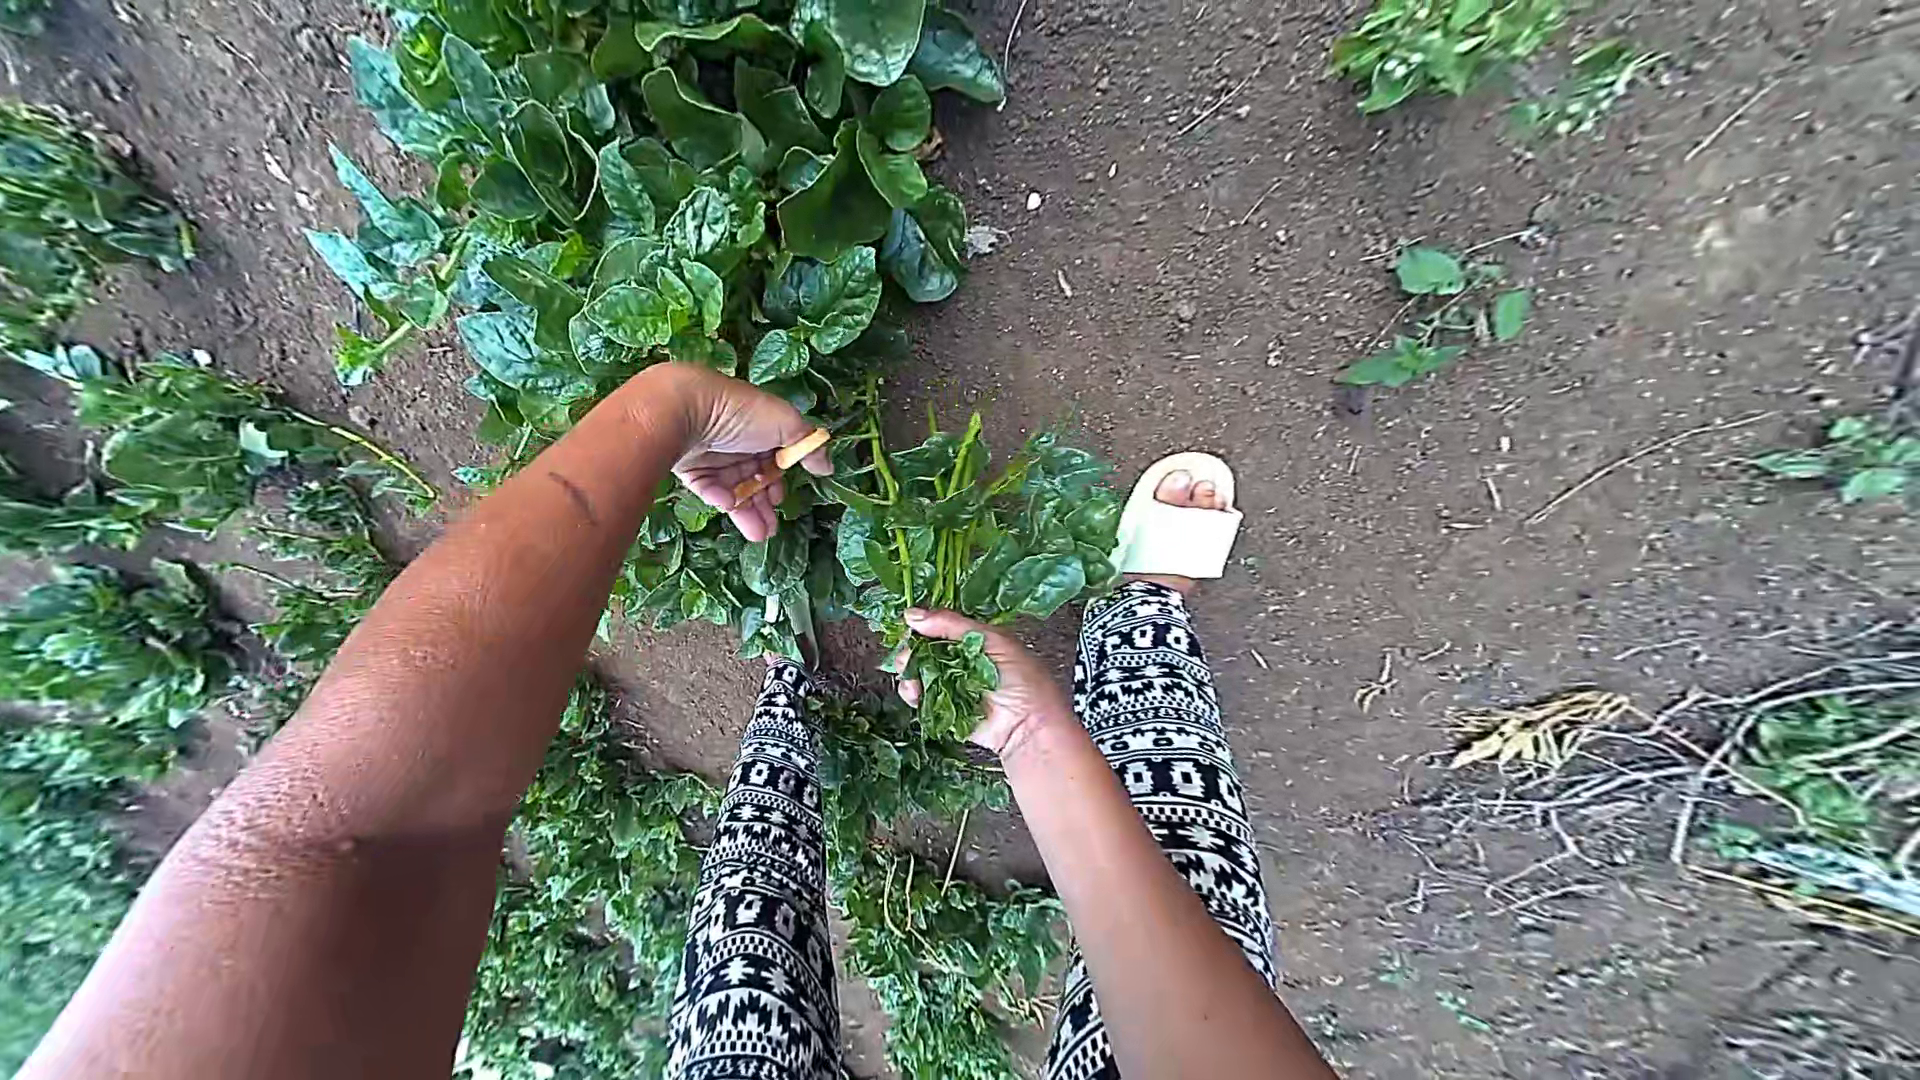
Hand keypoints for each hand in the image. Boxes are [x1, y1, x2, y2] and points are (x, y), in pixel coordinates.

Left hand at [653, 365, 833, 541]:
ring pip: (735, 490)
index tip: (782, 499)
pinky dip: (719, 498)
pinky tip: (727, 504)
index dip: (781, 481)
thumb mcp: (787, 424)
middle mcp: (739, 443)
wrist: (683, 410)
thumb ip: (810, 447)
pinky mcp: (690, 468)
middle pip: (756, 480)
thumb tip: (827, 468)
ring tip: (757, 535)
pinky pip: (708, 489)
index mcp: (763, 428)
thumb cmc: (741, 413)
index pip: (777, 460)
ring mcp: (713, 456)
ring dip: (747, 513)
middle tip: (771, 529)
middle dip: (765, 506)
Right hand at [895, 609, 1078, 759]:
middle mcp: (963, 660)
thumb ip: (952, 625)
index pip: (942, 626)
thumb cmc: (1022, 681)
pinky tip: (913, 694)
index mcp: (976, 639)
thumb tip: (913, 615)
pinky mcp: (946, 709)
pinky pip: (923, 698)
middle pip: (926, 650)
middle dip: (912, 652)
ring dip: (910, 674)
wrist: (1030, 728)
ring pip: (921, 673)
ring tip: (910, 679)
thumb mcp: (992, 641)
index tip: (909, 627)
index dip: (923, 626)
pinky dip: (913, 695)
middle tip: (905, 656)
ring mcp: (954, 685)